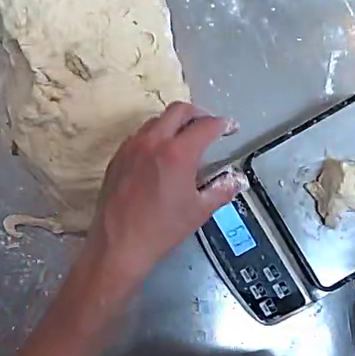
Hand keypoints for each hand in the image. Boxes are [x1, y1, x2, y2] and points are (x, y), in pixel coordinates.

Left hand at [82, 102, 242, 291]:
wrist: (119, 245)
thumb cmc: (162, 229)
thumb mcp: (199, 210)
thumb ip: (222, 190)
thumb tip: (236, 180)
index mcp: (177, 153)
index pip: (206, 126)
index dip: (222, 124)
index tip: (230, 128)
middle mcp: (153, 142)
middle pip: (179, 110)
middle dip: (199, 114)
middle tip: (209, 126)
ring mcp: (131, 147)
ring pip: (157, 120)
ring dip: (175, 123)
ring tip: (186, 139)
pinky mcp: (118, 157)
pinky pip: (140, 135)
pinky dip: (155, 135)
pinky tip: (161, 154)